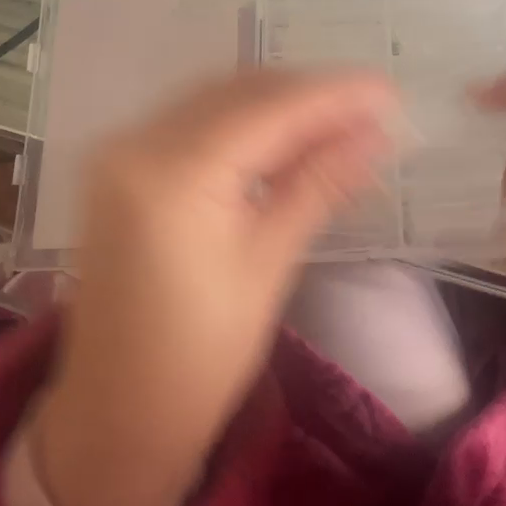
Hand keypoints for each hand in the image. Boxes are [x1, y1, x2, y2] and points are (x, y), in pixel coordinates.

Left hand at [32, 70, 395, 505]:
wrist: (116, 414)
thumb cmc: (200, 358)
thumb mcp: (269, 265)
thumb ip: (320, 184)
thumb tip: (378, 134)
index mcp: (173, 175)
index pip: (268, 109)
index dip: (334, 95)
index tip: (389, 91)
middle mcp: (136, 143)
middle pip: (239, 92)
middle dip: (308, 95)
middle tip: (371, 111)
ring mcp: (120, 151)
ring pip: (215, 99)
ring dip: (277, 104)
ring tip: (338, 123)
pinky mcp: (118, 166)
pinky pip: (190, 122)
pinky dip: (240, 122)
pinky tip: (282, 138)